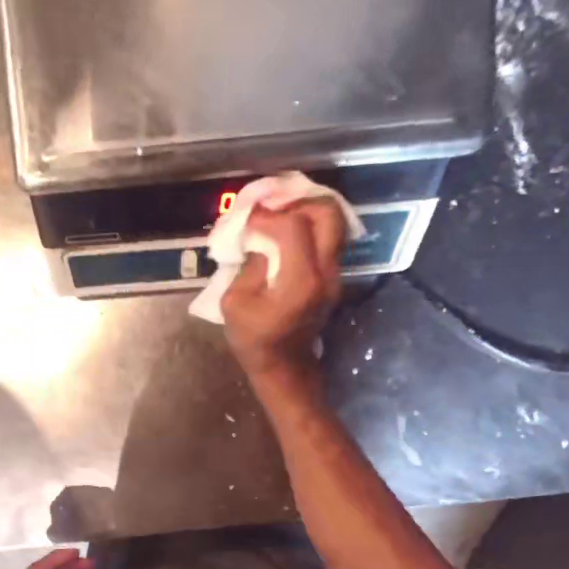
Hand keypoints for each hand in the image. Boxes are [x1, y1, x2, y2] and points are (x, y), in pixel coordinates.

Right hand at [220, 201, 347, 382]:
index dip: (268, 215)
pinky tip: (286, 232)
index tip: (249, 219)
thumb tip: (259, 241)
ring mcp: (334, 275)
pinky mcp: (333, 277)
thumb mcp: (234, 304)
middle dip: (299, 201)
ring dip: (307, 211)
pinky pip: (328, 239)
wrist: (284, 367)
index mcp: (300, 281)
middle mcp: (325, 273)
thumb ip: (249, 266)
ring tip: (281, 214)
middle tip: (274, 206)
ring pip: (334, 223)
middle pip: (328, 214)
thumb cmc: (255, 340)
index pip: (293, 227)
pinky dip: (309, 227)